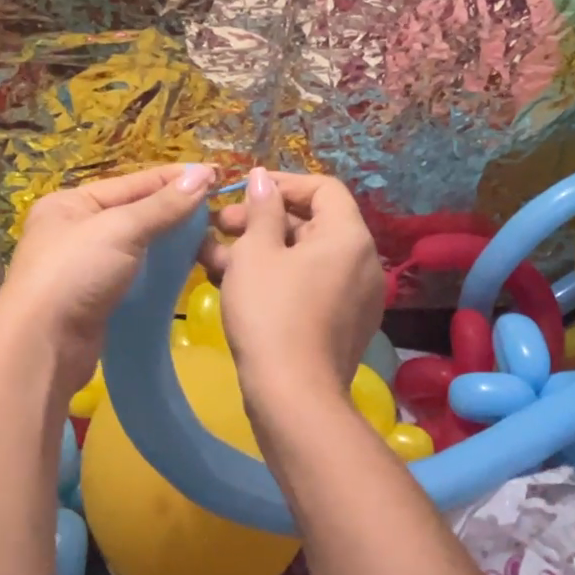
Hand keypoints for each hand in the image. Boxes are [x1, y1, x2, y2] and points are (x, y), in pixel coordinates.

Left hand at [0, 162, 216, 394]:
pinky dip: (159, 270)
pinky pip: (135, 275)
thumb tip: (203, 174)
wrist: (42, 347)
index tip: (216, 175)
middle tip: (220, 209)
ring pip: (137, 246)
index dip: (174, 179)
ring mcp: (84, 267)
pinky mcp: (96, 300)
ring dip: (170, 242)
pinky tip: (187, 267)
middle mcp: (74, 230)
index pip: (132, 183)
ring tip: (212, 237)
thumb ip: (162, 205)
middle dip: (175, 210)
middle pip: (135, 213)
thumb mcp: (120, 229)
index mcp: (70, 203)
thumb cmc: (75, 273)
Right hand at [212, 168, 384, 403]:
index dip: (283, 183)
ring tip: (213, 256)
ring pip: (303, 257)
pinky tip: (231, 284)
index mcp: (348, 236)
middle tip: (220, 225)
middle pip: (311, 222)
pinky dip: (275, 278)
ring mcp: (355, 297)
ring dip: (260, 250)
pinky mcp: (341, 325)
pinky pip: (308, 286)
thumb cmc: (271, 312)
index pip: (323, 188)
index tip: (245, 192)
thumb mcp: (256, 252)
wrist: (293, 397)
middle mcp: (361, 262)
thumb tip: (263, 178)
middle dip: (261, 219)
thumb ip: (261, 209)